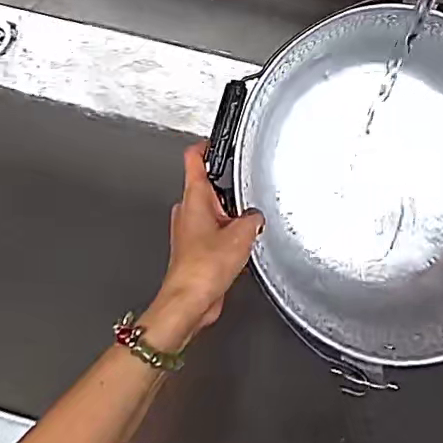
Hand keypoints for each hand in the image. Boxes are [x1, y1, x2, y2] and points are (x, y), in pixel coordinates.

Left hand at [145, 144, 264, 345]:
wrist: (189, 302)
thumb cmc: (202, 268)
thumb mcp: (241, 234)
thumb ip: (252, 218)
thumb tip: (256, 217)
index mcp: (193, 197)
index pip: (194, 158)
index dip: (206, 146)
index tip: (216, 140)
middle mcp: (186, 210)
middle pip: (207, 186)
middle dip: (228, 190)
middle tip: (244, 194)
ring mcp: (188, 230)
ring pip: (212, 212)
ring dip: (229, 217)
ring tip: (243, 228)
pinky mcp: (194, 249)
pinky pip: (213, 233)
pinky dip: (225, 237)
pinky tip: (237, 249)